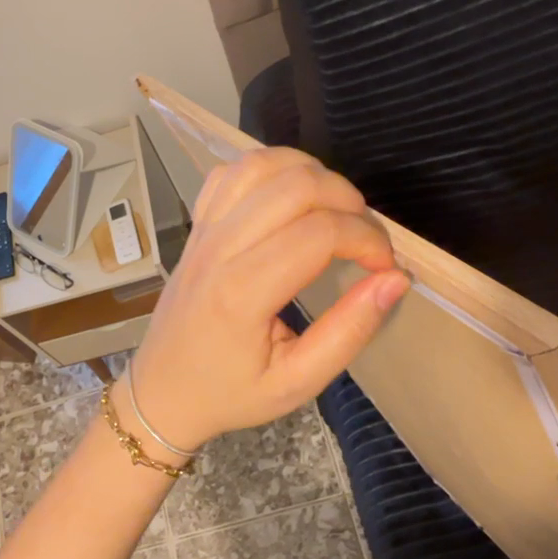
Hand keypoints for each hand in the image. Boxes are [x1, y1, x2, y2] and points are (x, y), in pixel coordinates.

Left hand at [128, 148, 410, 451]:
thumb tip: (395, 280)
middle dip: (349, 201)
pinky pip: (233, 171)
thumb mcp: (297, 383)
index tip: (384, 267)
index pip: (320, 232)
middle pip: (296, 185)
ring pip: (264, 165)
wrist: (162, 391)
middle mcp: (220, 248)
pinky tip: (291, 200)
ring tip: (335, 213)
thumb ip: (349, 332)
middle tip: (366, 239)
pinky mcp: (197, 224)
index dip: (368, 239)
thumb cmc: (230, 393)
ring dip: (313, 175)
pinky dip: (272, 170)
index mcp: (243, 293)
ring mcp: (204, 230)